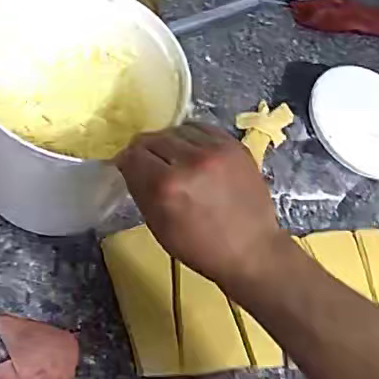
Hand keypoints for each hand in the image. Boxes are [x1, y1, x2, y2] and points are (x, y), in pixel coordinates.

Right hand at [116, 124, 291, 291]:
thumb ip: (141, 192)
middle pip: (153, 139)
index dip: (126, 161)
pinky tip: (193, 151)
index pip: (132, 156)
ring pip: (177, 130)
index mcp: (166, 187)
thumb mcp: (159, 227)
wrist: (251, 249)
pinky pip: (202, 129)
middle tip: (150, 164)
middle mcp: (189, 162)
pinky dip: (192, 138)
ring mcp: (216, 151)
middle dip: (146, 151)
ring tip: (174, 158)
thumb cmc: (201, 248)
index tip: (129, 167)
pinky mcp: (235, 146)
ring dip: (169, 142)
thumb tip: (131, 167)